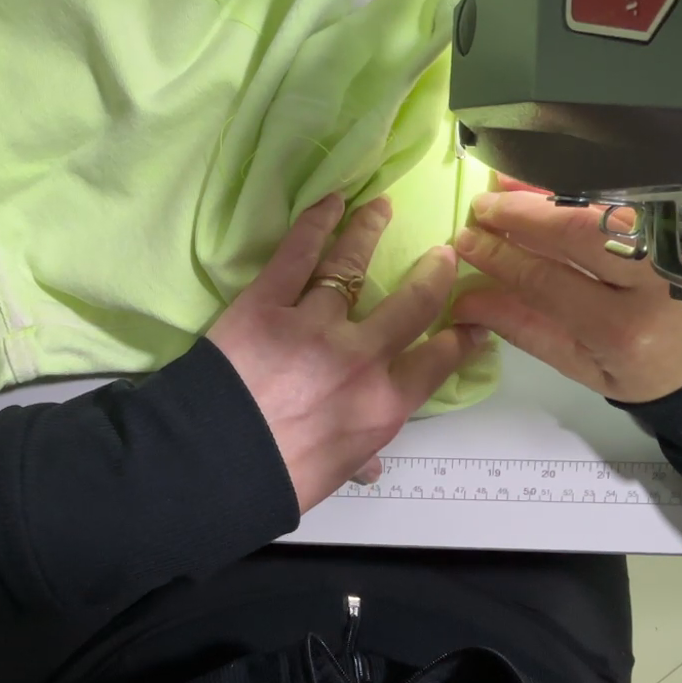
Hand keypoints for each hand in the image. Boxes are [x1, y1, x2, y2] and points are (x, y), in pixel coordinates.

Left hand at [209, 195, 491, 511]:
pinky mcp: (267, 302)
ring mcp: (314, 323)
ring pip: (352, 264)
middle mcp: (360, 357)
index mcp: (383, 407)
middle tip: (442, 255)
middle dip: (434, 275)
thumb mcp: (333, 475)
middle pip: (412, 303)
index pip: (438, 360)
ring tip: (381, 208)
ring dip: (370, 230)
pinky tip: (332, 201)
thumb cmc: (275, 481)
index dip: (460, 337)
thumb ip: (359, 456)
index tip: (470, 321)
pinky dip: (317, 221)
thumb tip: (370, 464)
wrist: (211, 466)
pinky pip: (299, 253)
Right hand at [451, 181, 681, 403]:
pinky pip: (635, 199)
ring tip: (507, 186)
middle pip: (579, 230)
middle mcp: (658, 283)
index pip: (546, 280)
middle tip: (482, 206)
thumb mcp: (582, 366)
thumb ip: (524, 328)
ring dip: (551, 192)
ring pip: (608, 205)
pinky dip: (589, 190)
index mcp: (623, 330)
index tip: (465, 241)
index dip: (500, 257)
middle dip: (522, 214)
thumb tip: (466, 299)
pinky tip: (553, 188)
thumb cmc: (645, 369)